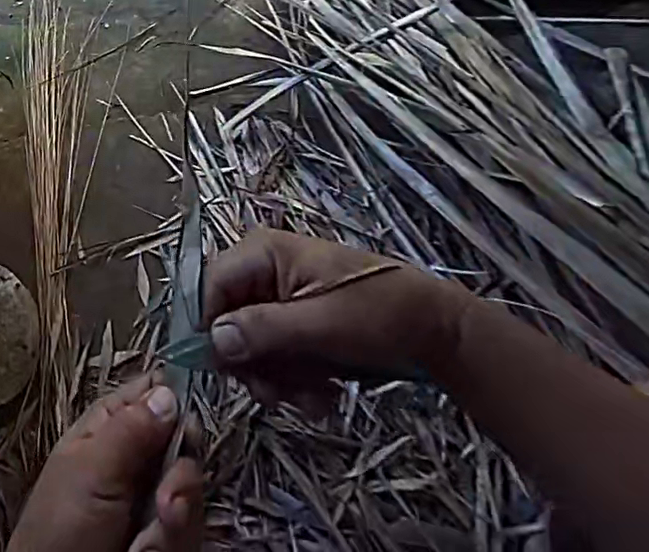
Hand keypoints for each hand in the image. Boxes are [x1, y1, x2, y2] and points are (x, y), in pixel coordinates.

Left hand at [8, 372, 203, 551]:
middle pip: (184, 441)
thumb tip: (168, 391)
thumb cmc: (62, 526)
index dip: (175, 400)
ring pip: (191, 487)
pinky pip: (191, 527)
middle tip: (167, 504)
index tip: (188, 423)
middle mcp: (137, 456)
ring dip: (177, 517)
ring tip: (147, 545)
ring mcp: (154, 496)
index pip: (152, 392)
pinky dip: (175, 541)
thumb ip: (130, 431)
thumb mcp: (91, 471)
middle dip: (182, 474)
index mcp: (110, 426)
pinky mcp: (167, 535)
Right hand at [202, 229, 470, 408]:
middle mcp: (262, 269)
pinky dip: (293, 378)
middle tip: (279, 393)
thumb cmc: (378, 313)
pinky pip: (274, 353)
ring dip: (278, 378)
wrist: (437, 329)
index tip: (227, 371)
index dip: (211, 328)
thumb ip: (263, 329)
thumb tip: (213, 341)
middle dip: (254, 363)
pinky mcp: (294, 320)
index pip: (211, 285)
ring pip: (250, 344)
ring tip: (314, 397)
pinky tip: (323, 393)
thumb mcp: (320, 323)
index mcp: (261, 251)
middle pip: (227, 319)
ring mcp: (278, 295)